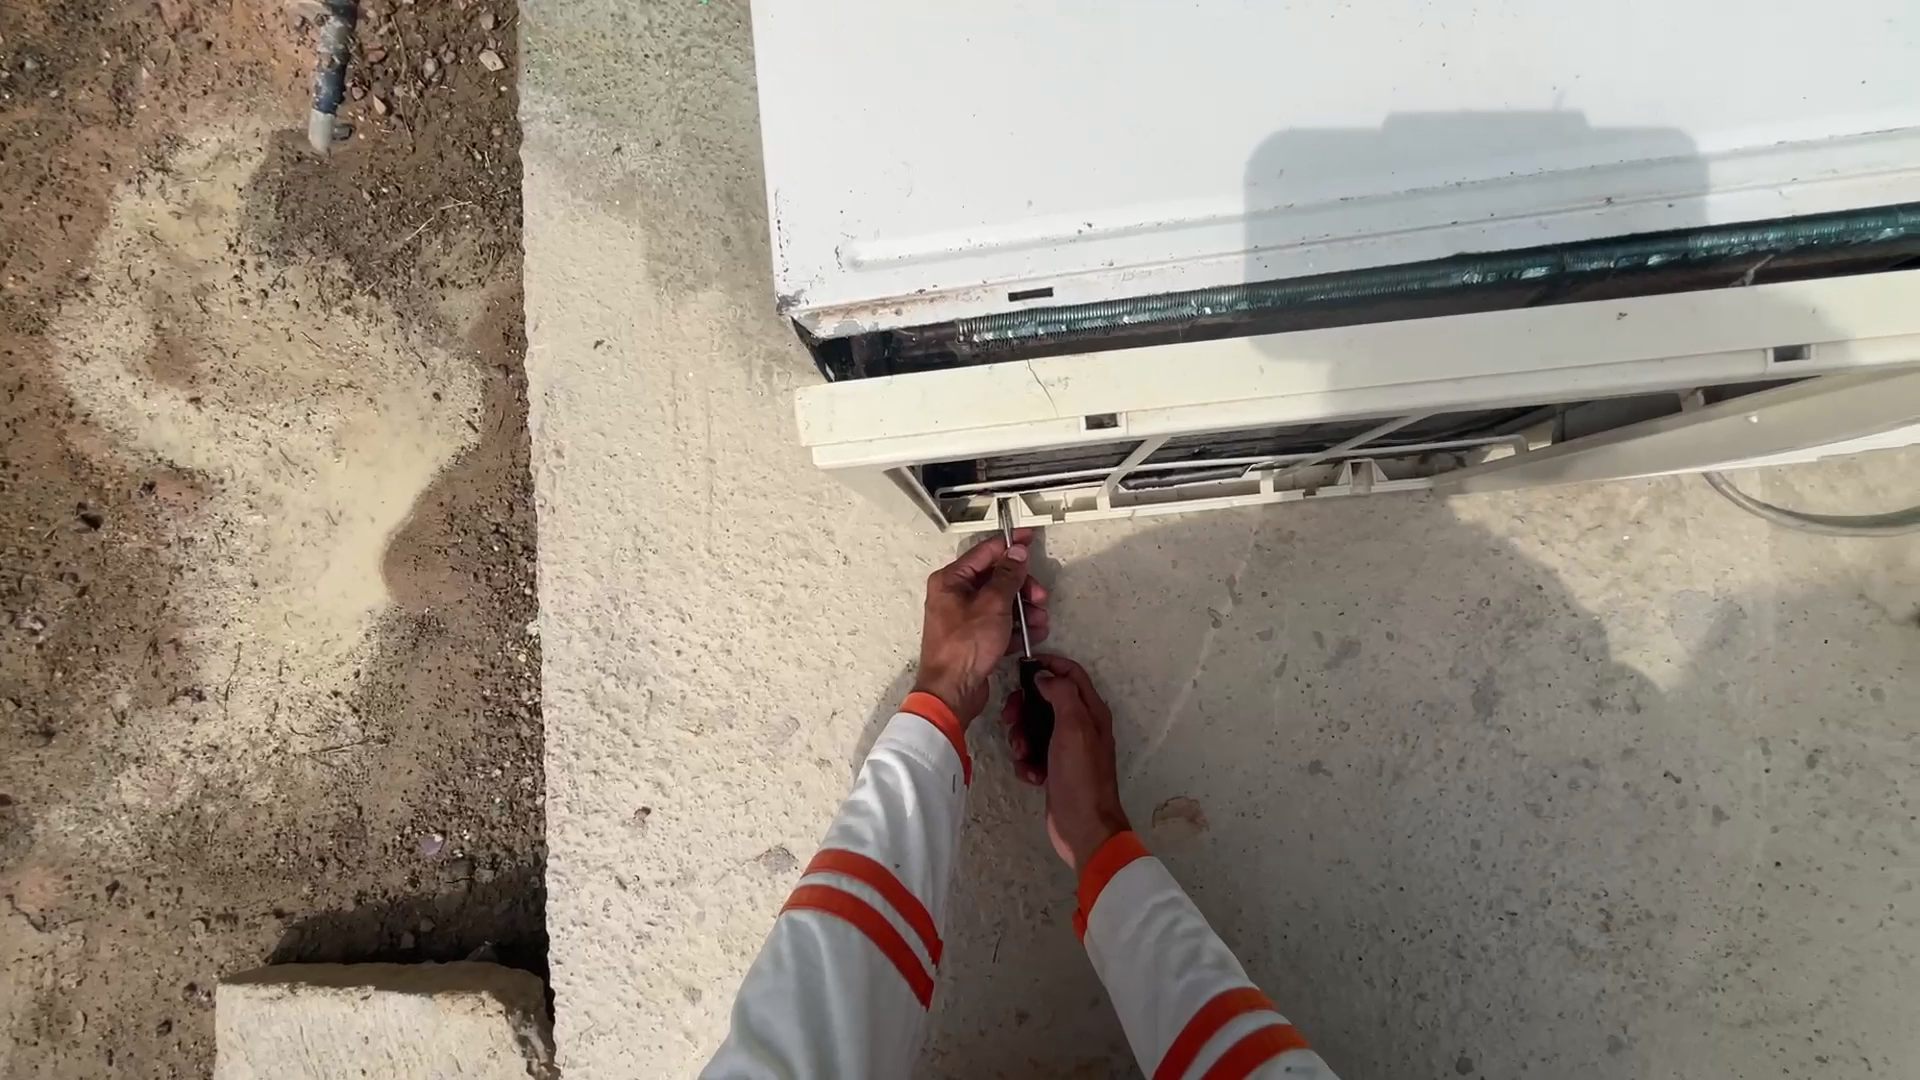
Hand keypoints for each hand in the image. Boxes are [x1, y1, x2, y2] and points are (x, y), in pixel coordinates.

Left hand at [912, 530, 1049, 725]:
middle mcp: (954, 596)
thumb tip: (1017, 552)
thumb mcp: (992, 605)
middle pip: (996, 579)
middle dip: (1022, 586)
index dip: (1009, 545)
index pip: (984, 552)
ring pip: (1001, 603)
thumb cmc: (964, 647)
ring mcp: (965, 618)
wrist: (953, 692)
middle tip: (1039, 596)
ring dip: (1024, 609)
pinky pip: (1000, 625)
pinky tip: (1034, 634)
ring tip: (1040, 620)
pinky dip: (1017, 627)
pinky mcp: (975, 639)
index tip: (1030, 538)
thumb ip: (1007, 576)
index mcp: (951, 581)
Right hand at [1001, 654, 1130, 871]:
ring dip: (1022, 737)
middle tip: (1011, 718)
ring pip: (1035, 726)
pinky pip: (1032, 752)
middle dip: (1024, 706)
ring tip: (1021, 753)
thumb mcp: (1073, 727)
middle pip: (1046, 699)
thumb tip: (1044, 675)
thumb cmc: (1080, 775)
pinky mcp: (1054, 767)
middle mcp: (1080, 724)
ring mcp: (1066, 747)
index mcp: (1091, 710)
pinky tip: (1031, 773)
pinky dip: (1027, 760)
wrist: (1082, 827)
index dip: (1048, 664)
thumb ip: (1061, 694)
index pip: (1070, 673)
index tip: (1021, 667)